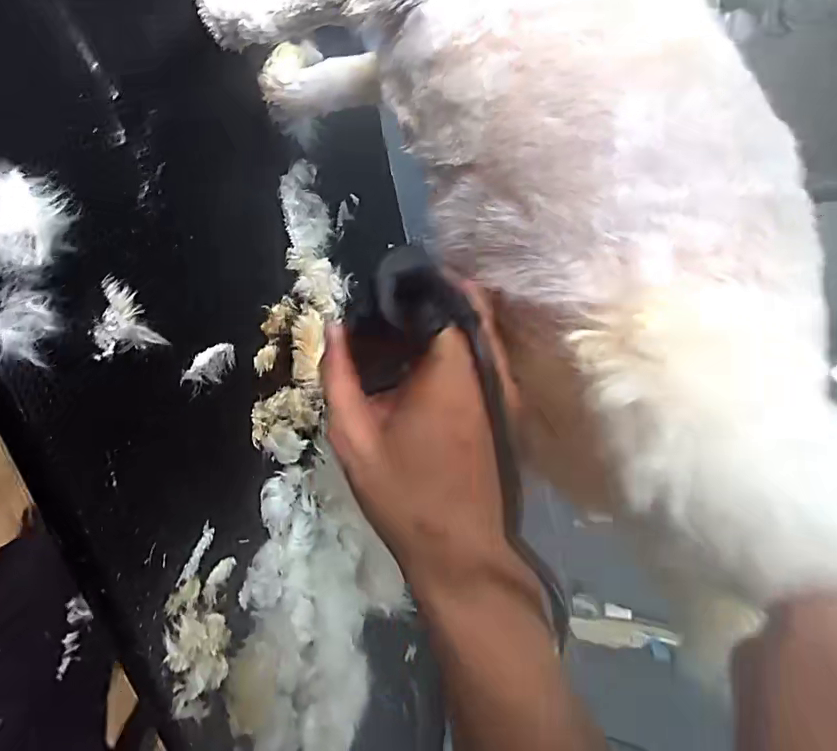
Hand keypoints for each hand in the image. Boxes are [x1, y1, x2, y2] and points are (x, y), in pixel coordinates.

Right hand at [327, 285, 604, 750]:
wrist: (460, 551)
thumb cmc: (404, 495)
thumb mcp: (353, 436)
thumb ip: (338, 374)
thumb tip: (332, 326)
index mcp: (451, 367)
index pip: (443, 295)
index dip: (410, 284)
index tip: (378, 286)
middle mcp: (486, 366)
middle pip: (466, 302)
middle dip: (426, 294)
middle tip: (383, 304)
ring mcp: (502, 384)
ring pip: (476, 325)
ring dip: (440, 316)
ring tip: (394, 327)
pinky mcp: (505, 401)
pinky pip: (481, 350)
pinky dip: (452, 340)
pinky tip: (417, 357)